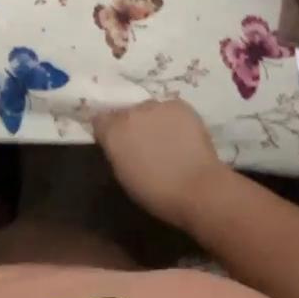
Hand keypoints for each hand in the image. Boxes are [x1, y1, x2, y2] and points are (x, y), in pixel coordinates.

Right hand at [92, 99, 230, 231]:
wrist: (198, 188)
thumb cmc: (157, 193)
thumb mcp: (124, 175)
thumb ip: (117, 151)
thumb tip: (119, 143)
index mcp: (113, 131)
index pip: (99, 120)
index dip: (107, 130)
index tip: (117, 142)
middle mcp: (130, 112)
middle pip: (126, 113)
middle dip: (132, 125)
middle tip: (145, 144)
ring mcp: (156, 105)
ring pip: (149, 110)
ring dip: (153, 121)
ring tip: (168, 140)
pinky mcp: (179, 104)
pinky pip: (170, 109)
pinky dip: (173, 120)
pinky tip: (183, 136)